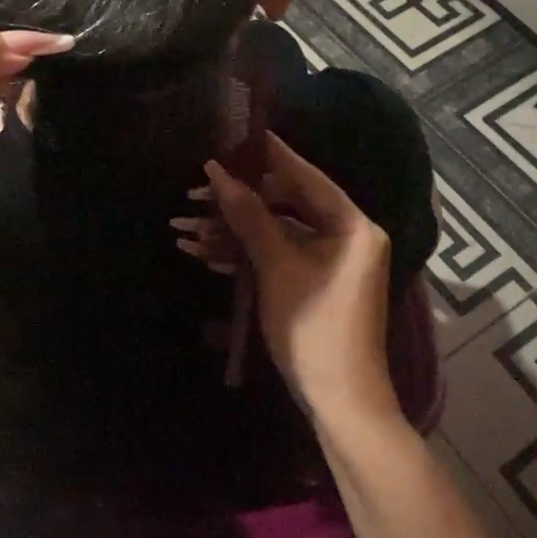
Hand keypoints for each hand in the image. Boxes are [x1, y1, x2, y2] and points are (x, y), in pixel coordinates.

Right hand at [203, 133, 393, 418]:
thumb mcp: (276, 267)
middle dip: (236, 202)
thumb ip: (249, 216)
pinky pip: (276, 254)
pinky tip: (203, 253)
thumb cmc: (314, 328)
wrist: (339, 403)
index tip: (233, 134)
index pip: (305, 176)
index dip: (267, 155)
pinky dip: (243, 254)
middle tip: (193, 194)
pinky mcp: (313, 282)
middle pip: (284, 202)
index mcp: (352, 225)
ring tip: (184, 229)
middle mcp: (347, 235)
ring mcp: (330, 261)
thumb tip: (218, 172)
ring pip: (274, 230)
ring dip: (231, 231)